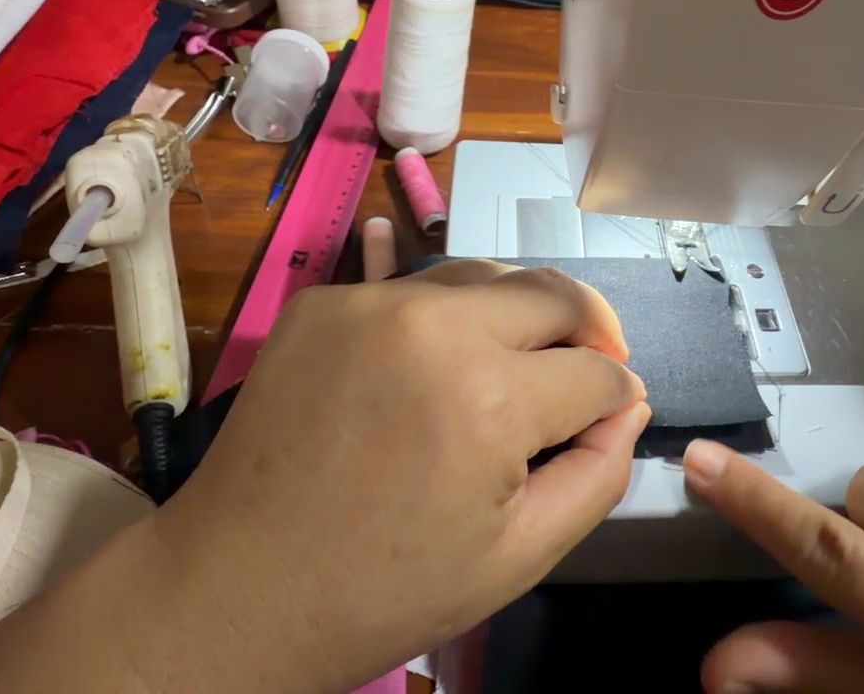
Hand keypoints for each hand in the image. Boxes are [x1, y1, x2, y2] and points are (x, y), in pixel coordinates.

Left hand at [159, 260, 649, 692]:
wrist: (235, 588)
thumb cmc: (386, 589)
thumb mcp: (518, 556)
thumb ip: (598, 474)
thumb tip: (629, 403)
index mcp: (490, 399)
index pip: (598, 369)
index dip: (618, 392)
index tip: (614, 407)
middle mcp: (436, 326)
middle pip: (554, 291)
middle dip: (590, 325)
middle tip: (594, 358)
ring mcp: (372, 301)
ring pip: (487, 274)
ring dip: (521, 311)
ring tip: (521, 355)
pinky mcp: (325, 298)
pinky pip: (416, 289)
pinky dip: (447, 318)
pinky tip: (436, 361)